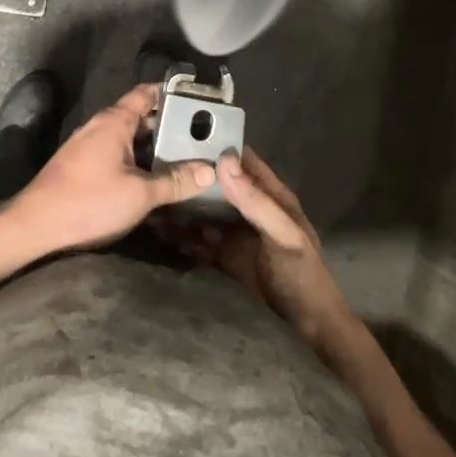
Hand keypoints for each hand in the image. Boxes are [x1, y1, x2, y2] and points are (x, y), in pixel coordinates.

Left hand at [9, 83, 216, 251]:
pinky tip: (157, 179)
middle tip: (204, 136)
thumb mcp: (140, 194)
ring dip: (155, 148)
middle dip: (171, 126)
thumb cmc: (89, 202)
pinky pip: (118, 155)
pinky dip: (138, 161)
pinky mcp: (83, 167)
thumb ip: (176, 181)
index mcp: (114, 122)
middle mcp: (100, 127)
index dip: (173, 93)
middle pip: (141, 117)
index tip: (201, 101)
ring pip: (130, 139)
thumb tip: (212, 171)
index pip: (146, 93)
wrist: (35, 226)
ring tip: (189, 158)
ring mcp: (89, 147)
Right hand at [166, 148, 352, 337]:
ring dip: (179, 209)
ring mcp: (233, 232)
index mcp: (269, 195)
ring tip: (148, 202)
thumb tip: (224, 161)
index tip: (179, 134)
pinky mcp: (222, 256)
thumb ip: (255, 201)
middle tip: (150, 169)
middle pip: (214, 185)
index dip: (215, 145)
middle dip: (188, 177)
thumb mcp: (282, 234)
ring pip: (201, 213)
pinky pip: (197, 241)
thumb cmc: (302, 273)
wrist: (307, 322)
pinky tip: (157, 232)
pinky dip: (179, 237)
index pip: (240, 160)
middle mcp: (248, 208)